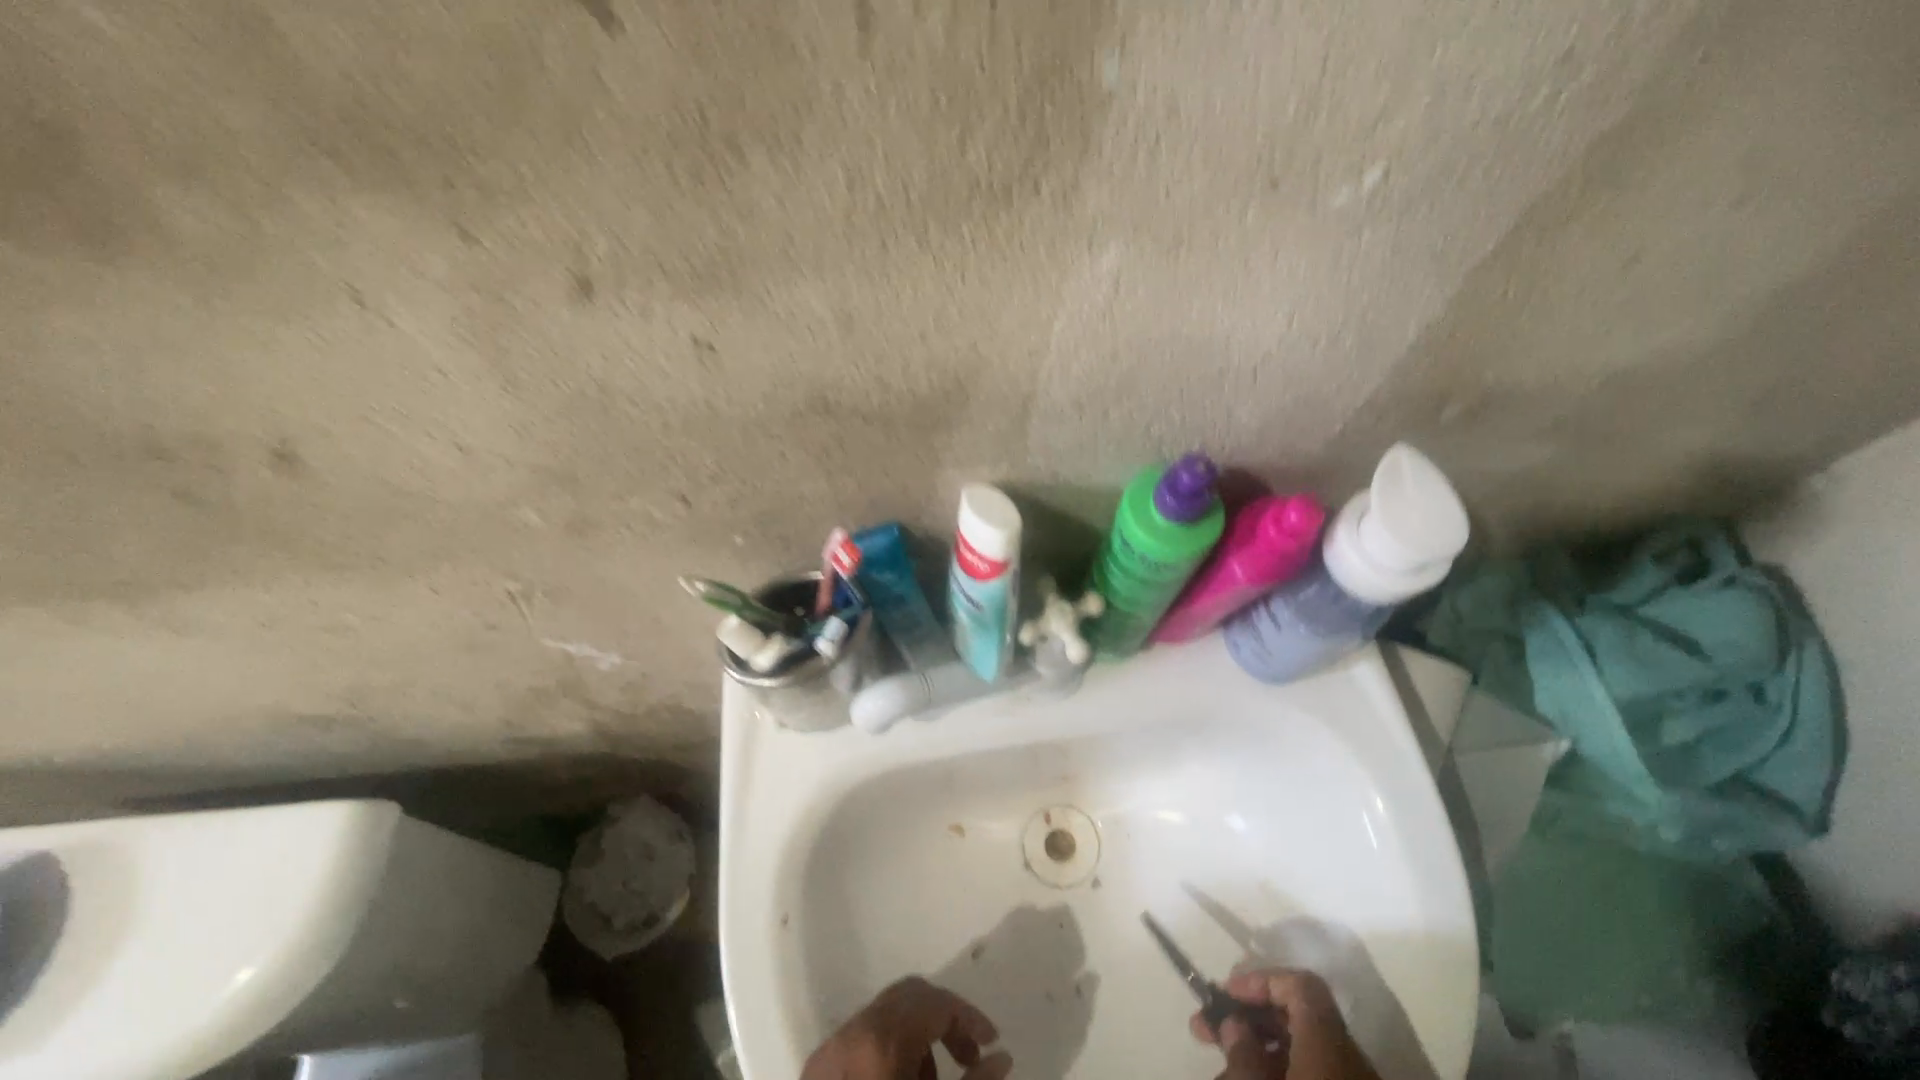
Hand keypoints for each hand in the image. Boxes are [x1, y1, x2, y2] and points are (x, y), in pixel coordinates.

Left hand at [802, 976, 1012, 1079]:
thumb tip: (1001, 1058)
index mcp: (880, 1042)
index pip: (934, 1002)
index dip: (969, 1016)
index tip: (992, 1043)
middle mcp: (850, 1034)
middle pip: (907, 997)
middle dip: (943, 1021)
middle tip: (969, 1057)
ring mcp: (828, 1052)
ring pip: (884, 1017)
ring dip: (917, 1037)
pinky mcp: (816, 1072)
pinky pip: (862, 1039)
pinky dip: (890, 1051)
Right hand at [1191, 969, 1382, 1079]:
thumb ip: (1244, 1055)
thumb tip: (1234, 1024)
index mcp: (1328, 1047)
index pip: (1301, 986)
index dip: (1261, 981)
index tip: (1223, 995)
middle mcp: (1347, 1062)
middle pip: (1298, 1019)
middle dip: (1248, 1021)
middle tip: (1204, 1030)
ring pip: (1301, 1055)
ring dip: (1257, 1056)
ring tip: (1221, 1074)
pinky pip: (1312, 1079)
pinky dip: (1278, 1077)